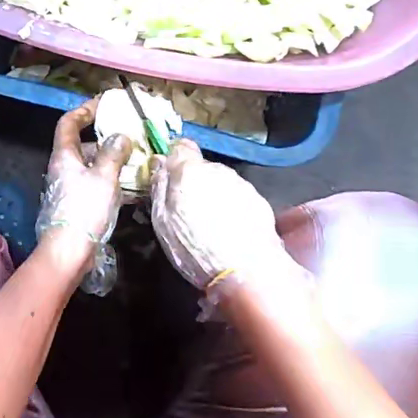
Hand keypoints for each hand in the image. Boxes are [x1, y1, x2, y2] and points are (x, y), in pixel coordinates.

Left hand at [37, 101, 131, 249]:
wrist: (69, 251)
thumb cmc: (84, 209)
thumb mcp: (103, 177)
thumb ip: (113, 153)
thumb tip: (120, 136)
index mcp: (64, 156)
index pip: (68, 123)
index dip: (84, 110)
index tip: (103, 104)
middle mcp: (64, 169)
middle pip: (82, 144)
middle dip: (105, 138)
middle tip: (129, 135)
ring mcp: (70, 187)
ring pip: (92, 166)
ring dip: (113, 161)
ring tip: (138, 160)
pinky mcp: (78, 205)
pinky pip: (97, 185)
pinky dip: (114, 182)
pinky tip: (134, 187)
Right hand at [149, 140, 302, 295]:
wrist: (246, 270)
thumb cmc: (195, 246)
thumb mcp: (162, 220)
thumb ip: (160, 187)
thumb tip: (158, 162)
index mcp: (190, 171)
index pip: (180, 148)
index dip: (173, 158)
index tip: (168, 175)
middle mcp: (217, 170)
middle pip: (201, 167)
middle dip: (192, 181)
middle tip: (186, 208)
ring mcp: (241, 184)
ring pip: (220, 181)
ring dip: (212, 194)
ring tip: (210, 223)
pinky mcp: (258, 200)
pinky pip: (237, 196)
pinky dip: (230, 206)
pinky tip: (229, 229)